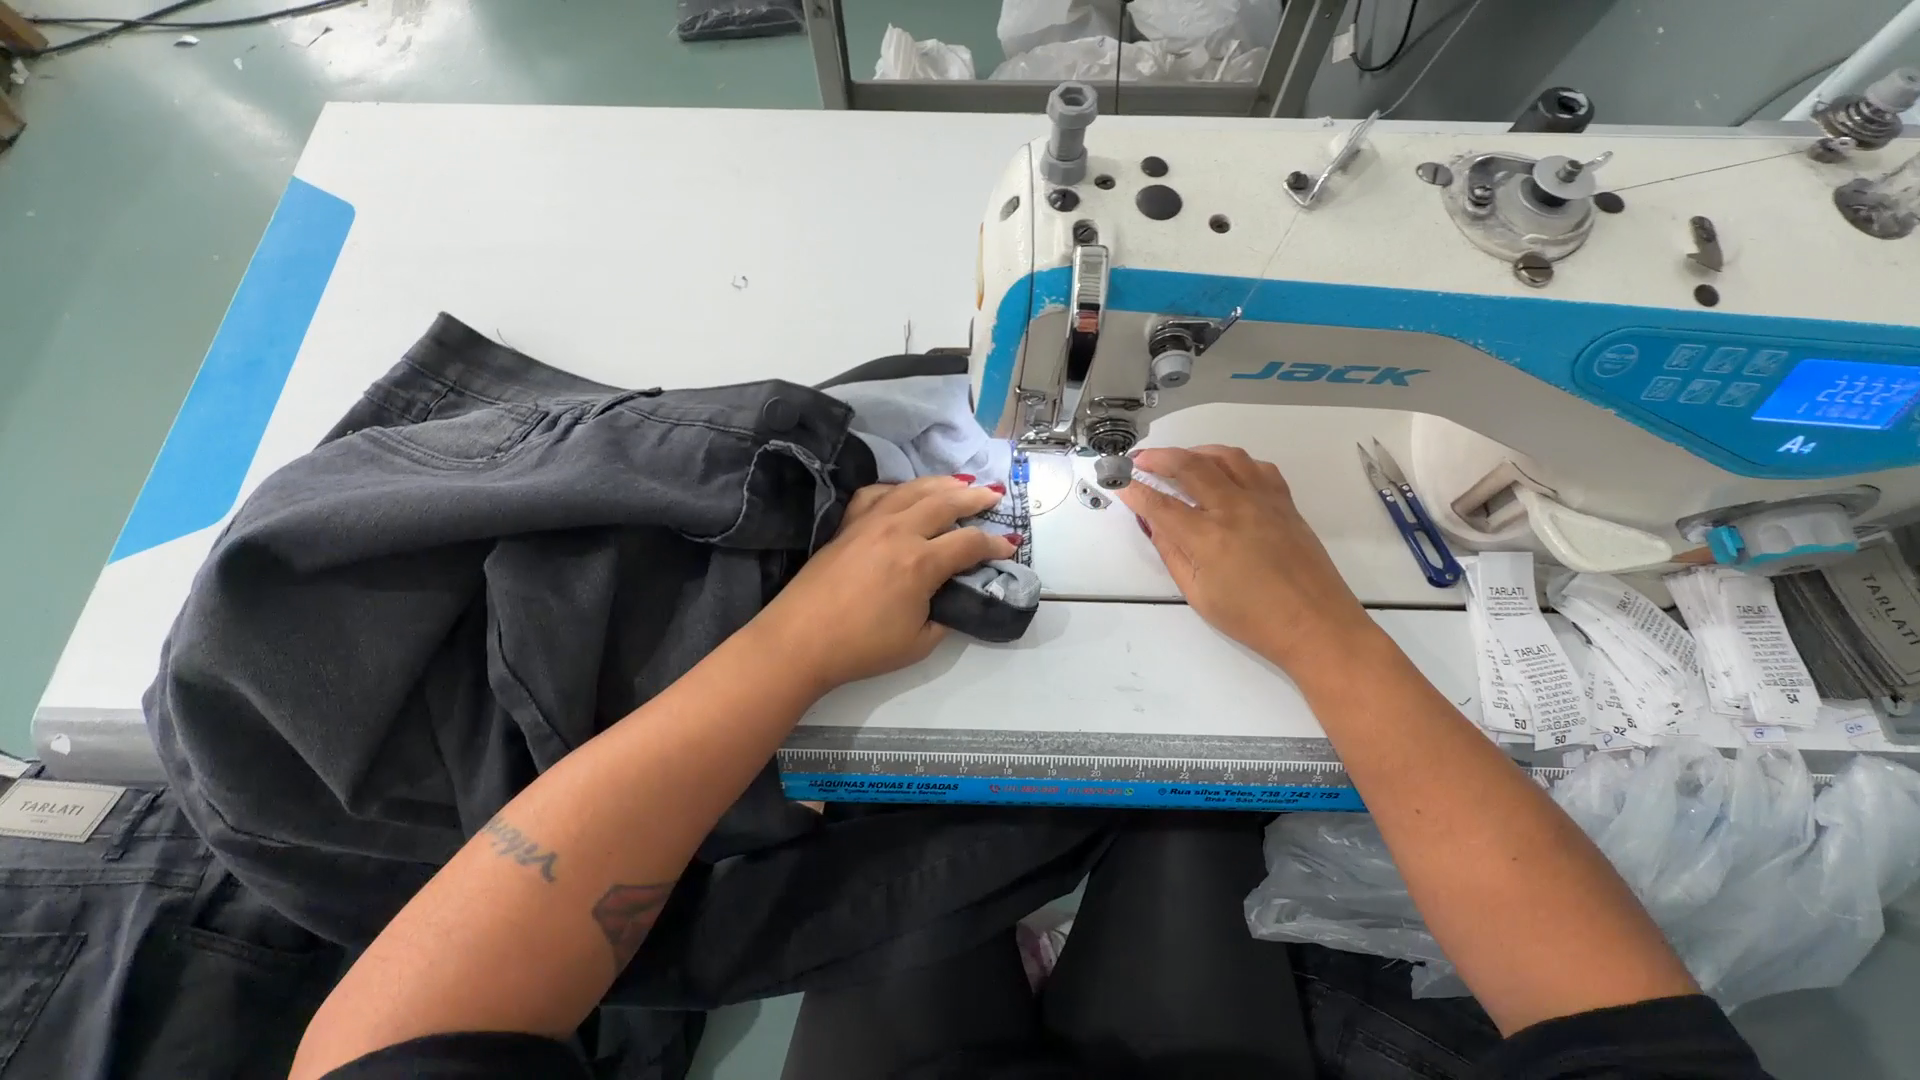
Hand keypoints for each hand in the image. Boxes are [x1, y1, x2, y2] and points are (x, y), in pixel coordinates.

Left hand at [748, 475, 1016, 692]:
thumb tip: (952, 600)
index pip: (969, 544)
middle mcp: (898, 532)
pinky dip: (897, 488)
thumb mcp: (918, 643)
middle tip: (995, 495)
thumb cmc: (861, 648)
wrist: (800, 640)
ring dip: (942, 483)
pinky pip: (876, 494)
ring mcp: (869, 523)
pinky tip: (905, 492)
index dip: (995, 545)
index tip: (1010, 547)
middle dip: (976, 498)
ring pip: (913, 490)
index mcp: (920, 563)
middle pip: (945, 503)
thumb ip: (944, 617)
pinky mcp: (847, 525)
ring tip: (962, 482)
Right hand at [1116, 446, 1378, 672]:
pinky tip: (1224, 471)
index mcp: (1208, 538)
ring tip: (1179, 458)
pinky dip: (1233, 462)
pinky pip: (1257, 467)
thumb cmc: (1254, 620)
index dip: (1135, 491)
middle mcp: (1235, 509)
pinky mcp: (1285, 502)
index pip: (1160, 504)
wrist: (1316, 625)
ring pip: (1225, 456)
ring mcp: (1264, 501)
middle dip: (1158, 458)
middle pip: (1189, 466)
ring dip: (1195, 451)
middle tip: (1140, 460)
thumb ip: (1172, 553)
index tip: (1119, 482)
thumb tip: (1154, 523)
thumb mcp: (1199, 595)